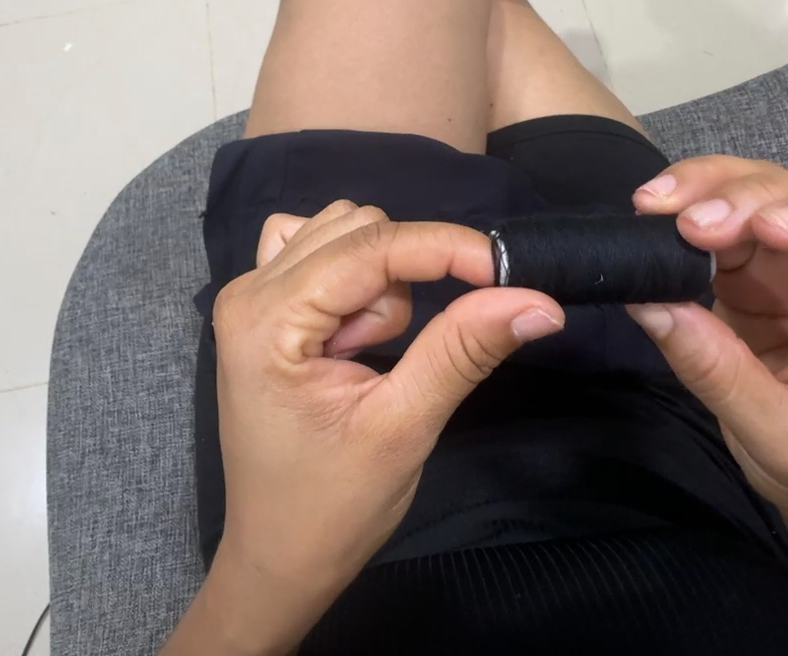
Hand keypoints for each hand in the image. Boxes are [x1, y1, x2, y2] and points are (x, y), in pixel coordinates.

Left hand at [189, 201, 563, 652]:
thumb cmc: (332, 507)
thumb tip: (537, 301)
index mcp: (267, 317)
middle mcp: (249, 288)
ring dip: (380, 287)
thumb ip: (463, 350)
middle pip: (357, 229)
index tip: (506, 269)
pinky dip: (358, 278)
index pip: (371, 246)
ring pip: (346, 233)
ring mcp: (252, 291)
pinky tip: (349, 333)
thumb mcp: (404, 427)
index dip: (445, 247)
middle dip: (399, 284)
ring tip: (364, 359)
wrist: (279, 558)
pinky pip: (323, 248)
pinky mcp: (266, 303)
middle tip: (389, 359)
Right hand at [629, 157, 787, 555]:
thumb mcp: (785, 444)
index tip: (771, 229)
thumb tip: (650, 302)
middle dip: (751, 199)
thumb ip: (722, 374)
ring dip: (710, 187)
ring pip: (767, 189)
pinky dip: (685, 205)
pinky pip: (724, 214)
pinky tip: (650, 209)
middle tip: (687, 226)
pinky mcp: (757, 265)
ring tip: (654, 204)